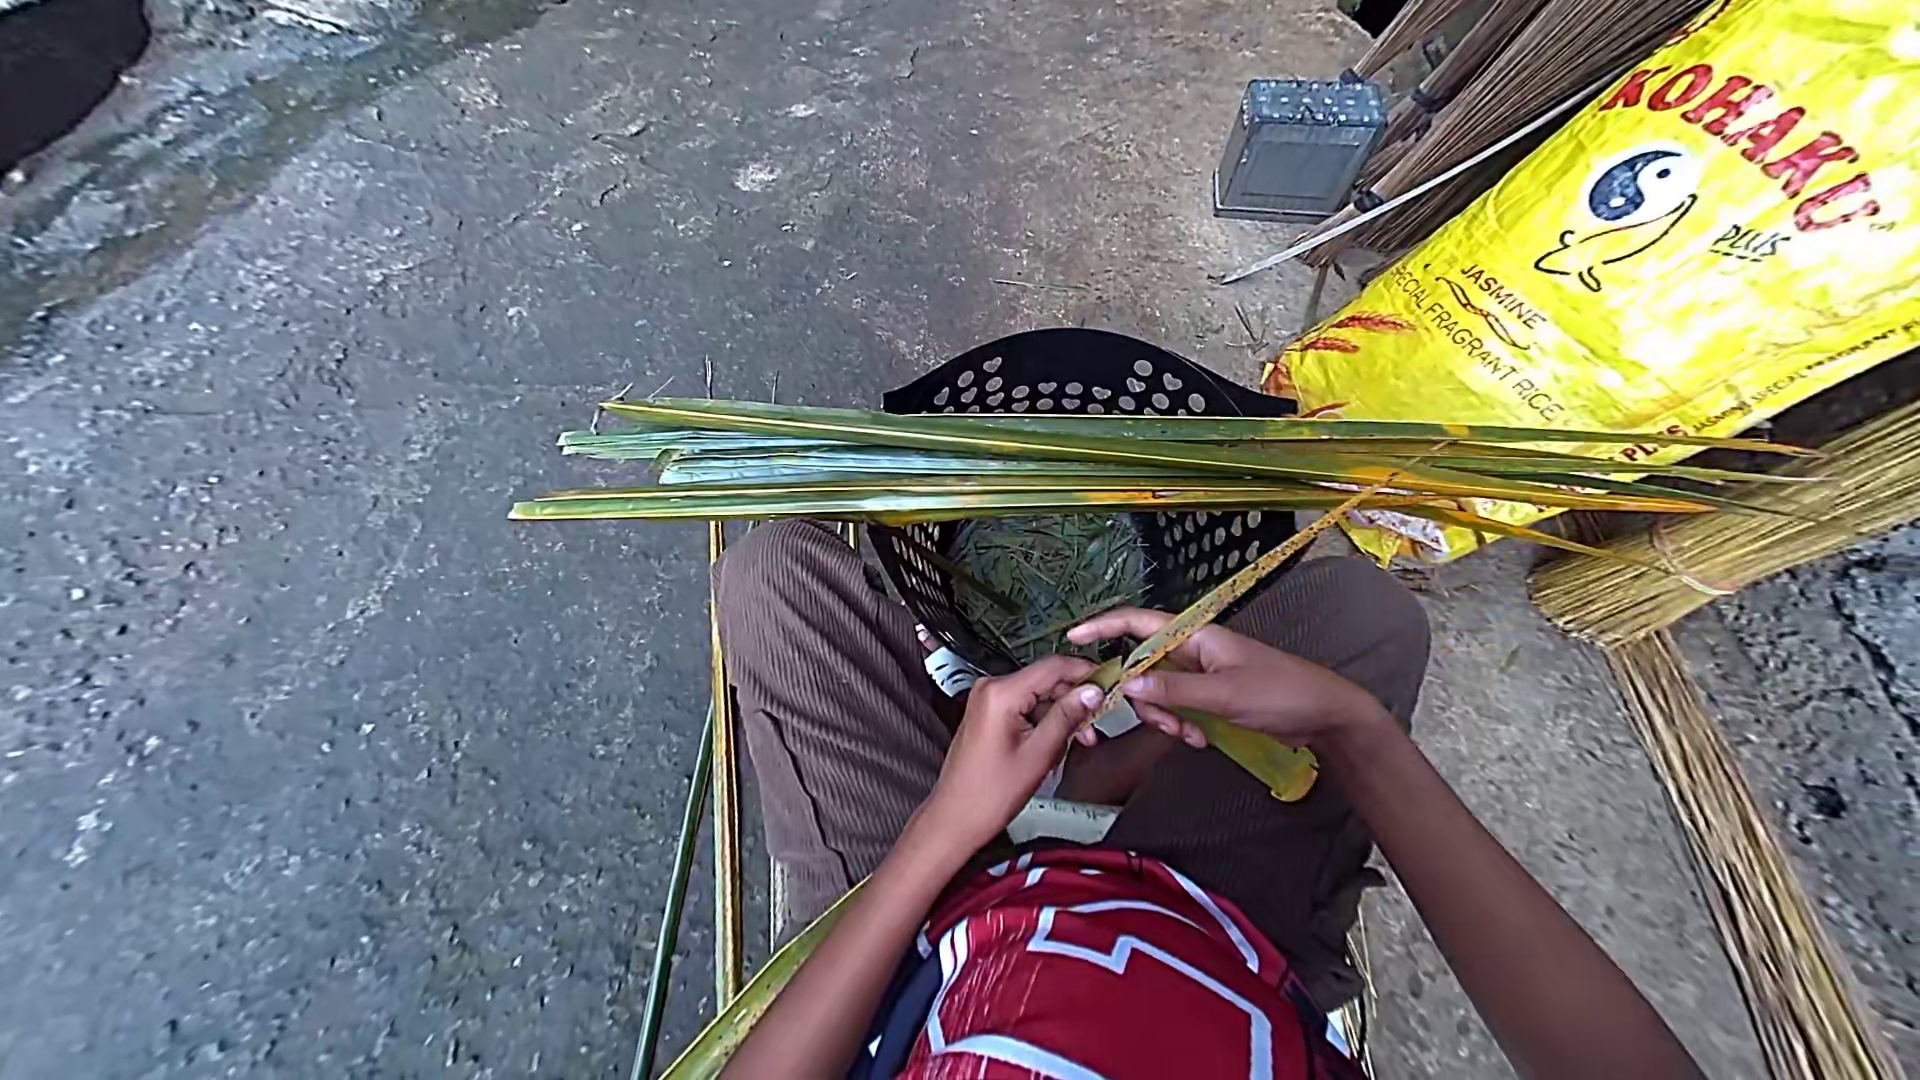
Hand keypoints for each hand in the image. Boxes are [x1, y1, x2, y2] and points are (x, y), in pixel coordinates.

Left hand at [917, 654, 1100, 853]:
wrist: (956, 816)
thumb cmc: (990, 793)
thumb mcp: (1039, 754)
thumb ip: (1067, 717)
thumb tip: (1092, 691)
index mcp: (1001, 692)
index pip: (1053, 666)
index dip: (1085, 672)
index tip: (1110, 682)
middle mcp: (991, 687)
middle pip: (1046, 679)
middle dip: (1075, 700)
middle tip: (1098, 721)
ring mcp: (988, 698)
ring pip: (1038, 694)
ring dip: (1062, 713)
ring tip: (1081, 738)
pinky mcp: (989, 710)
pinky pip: (1025, 705)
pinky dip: (1044, 720)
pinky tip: (1058, 740)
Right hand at [1067, 607, 1391, 749]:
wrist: (1325, 715)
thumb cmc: (1278, 691)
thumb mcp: (1223, 692)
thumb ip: (1173, 689)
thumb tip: (1125, 684)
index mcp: (1192, 634)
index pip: (1136, 622)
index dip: (1102, 626)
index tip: (1072, 639)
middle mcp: (1188, 649)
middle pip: (1140, 665)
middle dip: (1143, 696)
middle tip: (1161, 722)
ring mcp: (1195, 672)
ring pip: (1155, 690)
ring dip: (1164, 715)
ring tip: (1190, 734)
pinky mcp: (1204, 693)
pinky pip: (1173, 705)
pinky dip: (1179, 722)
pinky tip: (1200, 737)